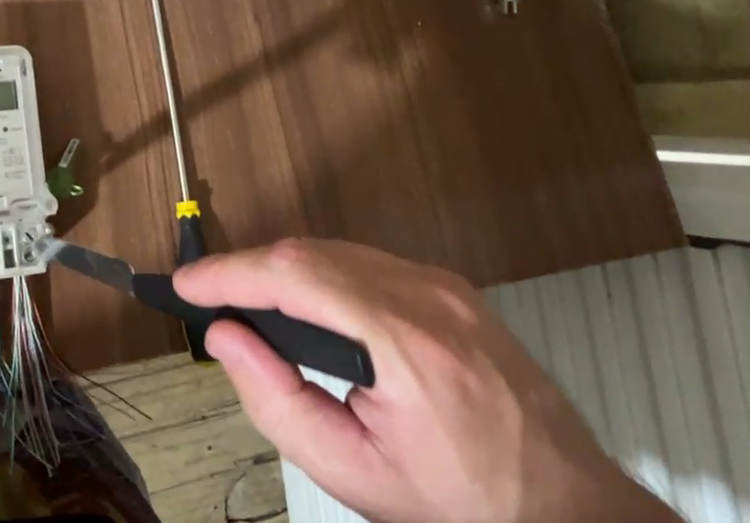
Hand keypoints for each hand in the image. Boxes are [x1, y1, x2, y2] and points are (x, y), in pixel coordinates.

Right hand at [174, 239, 678, 522]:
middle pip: (311, 254)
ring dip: (281, 270)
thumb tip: (225, 336)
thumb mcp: (354, 472)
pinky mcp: (449, 284)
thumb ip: (277, 401)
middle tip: (207, 299)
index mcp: (407, 344)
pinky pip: (364, 262)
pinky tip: (301, 303)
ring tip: (245, 303)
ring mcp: (443, 283)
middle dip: (248, 270)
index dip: (231, 272)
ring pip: (335, 251)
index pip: (297, 278)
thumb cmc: (457, 498)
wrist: (565, 503)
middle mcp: (427, 295)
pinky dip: (318, 274)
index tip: (184, 284)